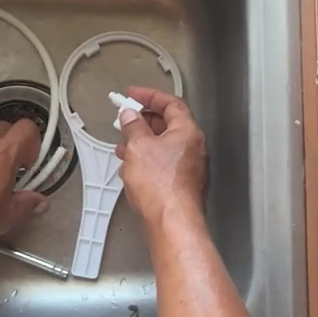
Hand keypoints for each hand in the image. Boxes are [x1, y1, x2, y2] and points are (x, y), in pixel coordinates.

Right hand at [115, 86, 206, 226]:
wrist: (172, 222)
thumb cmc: (160, 185)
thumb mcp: (138, 146)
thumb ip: (133, 126)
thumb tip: (130, 115)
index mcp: (188, 131)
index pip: (171, 104)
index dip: (150, 96)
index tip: (133, 94)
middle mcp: (194, 147)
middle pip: (169, 124)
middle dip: (144, 120)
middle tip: (125, 118)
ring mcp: (191, 167)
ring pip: (165, 146)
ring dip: (143, 141)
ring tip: (123, 143)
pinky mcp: (183, 184)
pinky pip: (164, 164)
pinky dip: (148, 159)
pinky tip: (132, 167)